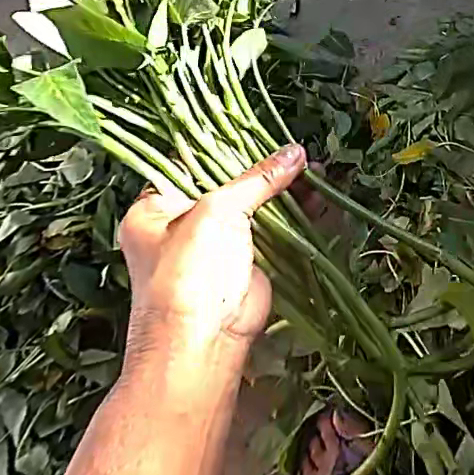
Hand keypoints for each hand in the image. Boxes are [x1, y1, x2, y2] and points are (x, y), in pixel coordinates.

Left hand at [117, 144, 304, 353]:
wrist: (203, 344)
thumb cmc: (189, 274)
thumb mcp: (217, 211)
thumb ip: (257, 179)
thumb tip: (294, 154)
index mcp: (156, 209)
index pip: (191, 164)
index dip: (225, 146)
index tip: (258, 130)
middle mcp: (184, 223)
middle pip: (230, 183)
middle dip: (265, 167)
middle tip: (296, 151)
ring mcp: (217, 243)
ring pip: (255, 204)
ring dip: (285, 188)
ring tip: (314, 170)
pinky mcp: (246, 260)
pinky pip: (273, 227)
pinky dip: (295, 213)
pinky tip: (317, 197)